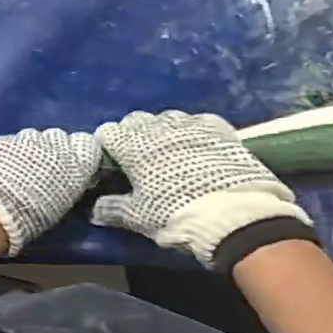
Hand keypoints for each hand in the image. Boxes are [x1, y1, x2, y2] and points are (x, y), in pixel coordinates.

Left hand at [0, 128, 100, 255]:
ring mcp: (25, 139)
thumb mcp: (65, 198)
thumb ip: (71, 179)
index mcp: (76, 159)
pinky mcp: (1, 140)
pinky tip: (0, 164)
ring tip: (19, 165)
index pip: (85, 143)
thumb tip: (71, 175)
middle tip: (42, 165)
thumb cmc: (37, 211)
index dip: (76, 151)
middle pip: (57, 137)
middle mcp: (53, 142)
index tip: (71, 162)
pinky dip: (8, 150)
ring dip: (29, 147)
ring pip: (32, 136)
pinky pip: (9, 141)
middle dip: (51, 148)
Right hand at [92, 111, 312, 268]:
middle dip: (133, 134)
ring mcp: (191, 128)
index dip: (107, 146)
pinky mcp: (222, 132)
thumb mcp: (137, 216)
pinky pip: (201, 120)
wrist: (237, 216)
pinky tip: (198, 145)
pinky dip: (195, 129)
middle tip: (138, 158)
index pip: (107, 132)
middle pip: (135, 119)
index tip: (112, 163)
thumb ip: (112, 209)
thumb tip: (95, 211)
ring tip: (169, 150)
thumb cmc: (175, 212)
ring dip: (163, 129)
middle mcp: (158, 130)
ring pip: (167, 116)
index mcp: (131, 147)